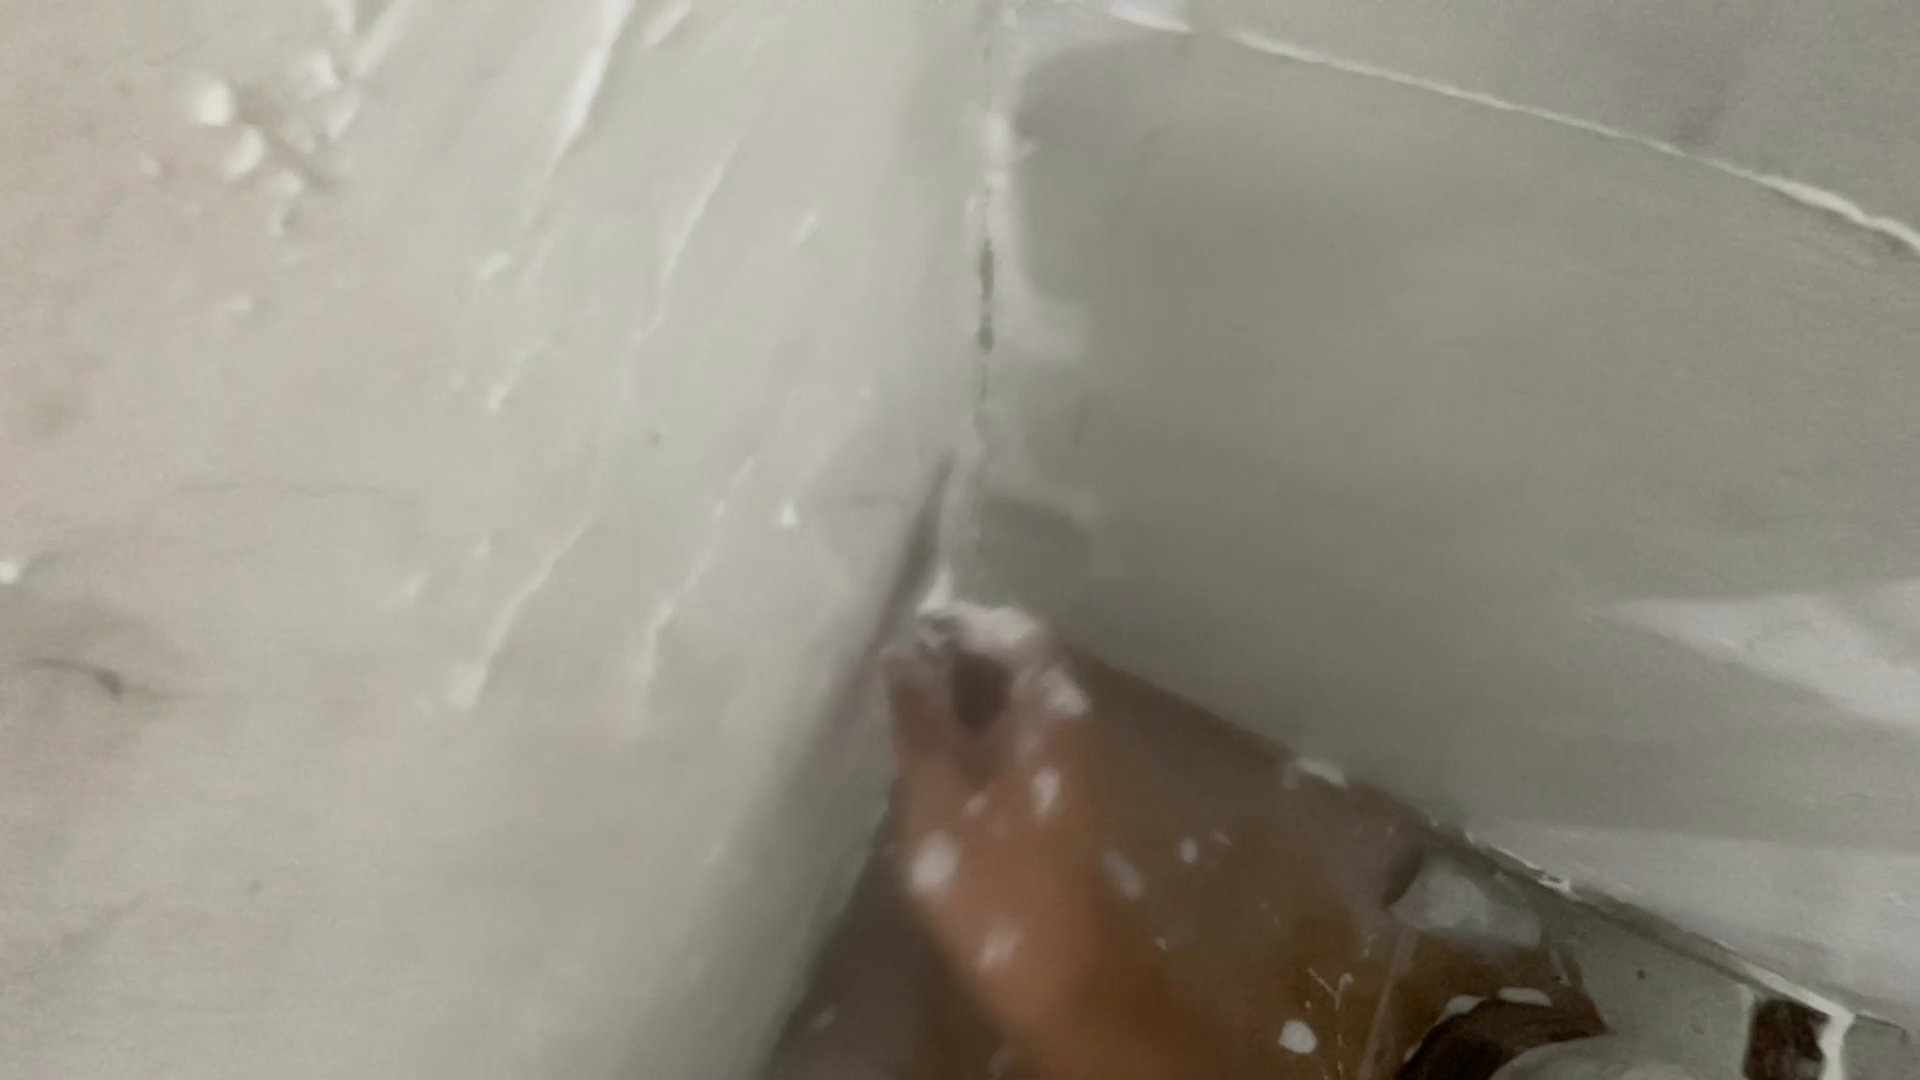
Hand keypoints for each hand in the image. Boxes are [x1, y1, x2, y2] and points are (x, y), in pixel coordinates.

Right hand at [883, 605, 1110, 1034]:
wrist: (1067, 973)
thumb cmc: (998, 878)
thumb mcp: (940, 792)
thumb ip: (918, 718)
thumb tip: (899, 654)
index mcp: (1048, 708)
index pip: (1014, 631)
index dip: (963, 623)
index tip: (910, 634)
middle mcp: (1063, 720)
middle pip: (1012, 663)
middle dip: (953, 660)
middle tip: (893, 673)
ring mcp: (1058, 757)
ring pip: (1006, 702)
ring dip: (957, 698)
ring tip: (900, 708)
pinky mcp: (1047, 790)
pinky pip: (1006, 737)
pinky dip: (969, 733)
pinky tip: (926, 752)